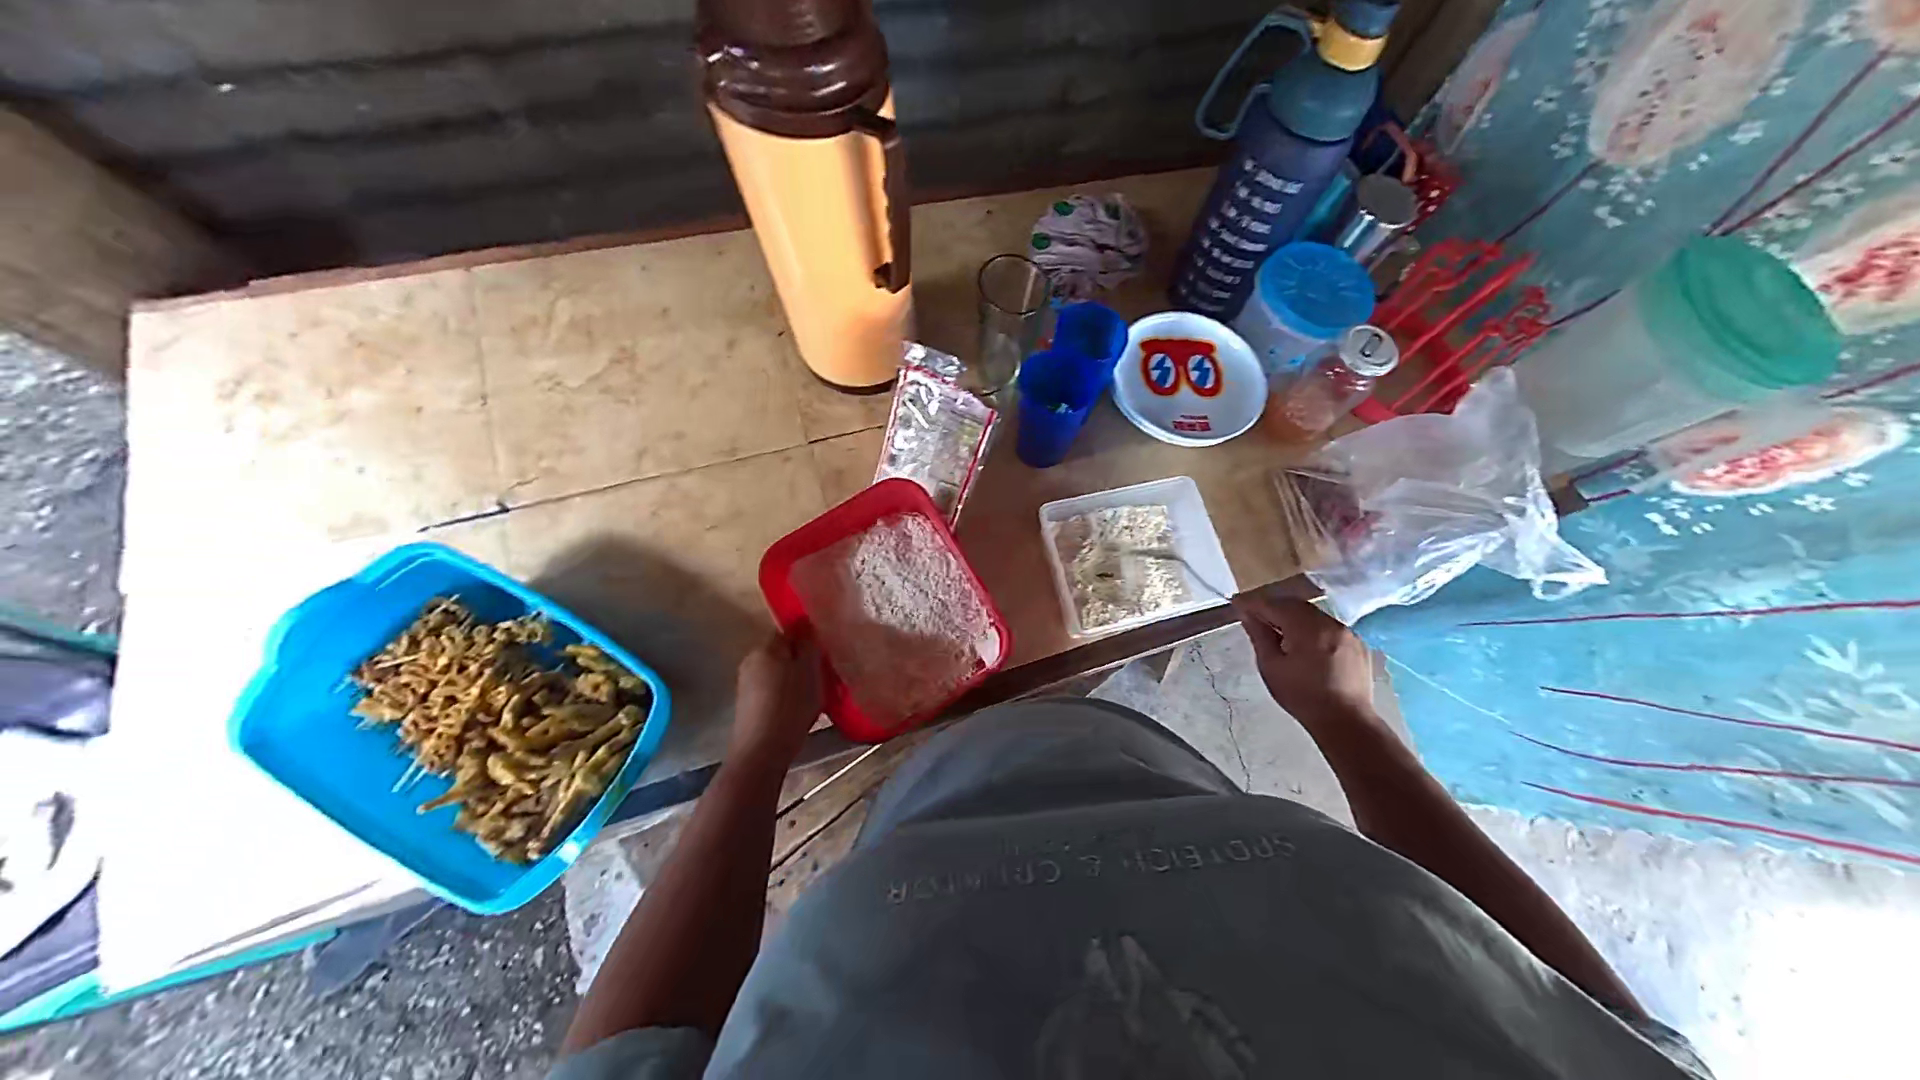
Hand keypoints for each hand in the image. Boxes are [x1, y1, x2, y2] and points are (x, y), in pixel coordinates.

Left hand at [729, 631, 823, 765]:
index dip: (809, 641)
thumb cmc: (791, 706)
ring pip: (779, 673)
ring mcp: (746, 684)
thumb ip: (808, 643)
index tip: (825, 655)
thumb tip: (805, 621)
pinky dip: (786, 696)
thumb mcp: (809, 670)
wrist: (763, 750)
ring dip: (796, 680)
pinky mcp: (747, 705)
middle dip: (803, 662)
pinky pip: (772, 691)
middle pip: (783, 653)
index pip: (789, 631)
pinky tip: (798, 711)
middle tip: (825, 678)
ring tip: (815, 698)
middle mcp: (751, 660)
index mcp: (765, 648)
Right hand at [1231, 586, 1377, 724]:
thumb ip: (1259, 635)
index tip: (1236, 604)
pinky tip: (1302, 644)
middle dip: (1273, 607)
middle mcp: (1330, 623)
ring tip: (1276, 631)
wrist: (1346, 721)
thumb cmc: (1302, 696)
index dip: (1253, 603)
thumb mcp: (1271, 666)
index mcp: (1307, 628)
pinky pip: (1327, 626)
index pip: (1274, 605)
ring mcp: (1347, 632)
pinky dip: (1310, 627)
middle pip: (1295, 605)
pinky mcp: (1357, 644)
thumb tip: (1248, 615)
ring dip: (1292, 616)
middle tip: (1253, 617)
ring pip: (1312, 614)